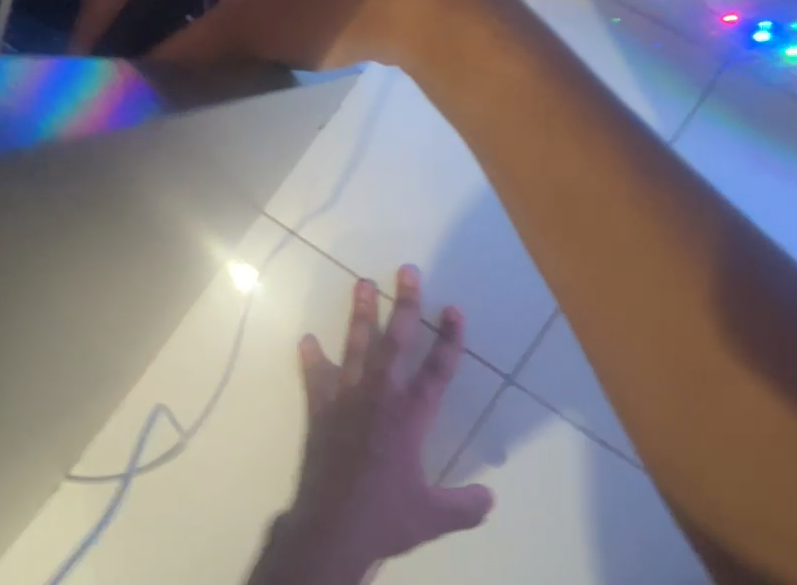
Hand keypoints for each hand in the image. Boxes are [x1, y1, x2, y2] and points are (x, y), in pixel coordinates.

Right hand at [70, 0, 502, 69]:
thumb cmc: (328, 2)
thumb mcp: (244, 29)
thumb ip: (175, 52)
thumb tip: (122, 79)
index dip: (99, 11)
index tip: (81, 61)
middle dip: (131, 13)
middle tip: (110, 65)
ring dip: (165, 12)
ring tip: (144, 61)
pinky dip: (199, 3)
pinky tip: (188, 41)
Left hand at [253, 266, 494, 583]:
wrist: (333, 526)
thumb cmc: (386, 517)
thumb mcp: (435, 516)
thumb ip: (465, 505)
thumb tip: (490, 497)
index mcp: (411, 417)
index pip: (437, 370)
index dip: (449, 339)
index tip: (454, 308)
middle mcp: (380, 397)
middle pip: (395, 342)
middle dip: (404, 304)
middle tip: (406, 270)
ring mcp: (346, 399)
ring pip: (356, 346)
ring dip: (360, 313)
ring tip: (361, 281)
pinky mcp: (320, 409)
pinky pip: (315, 377)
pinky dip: (311, 359)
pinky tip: (306, 339)